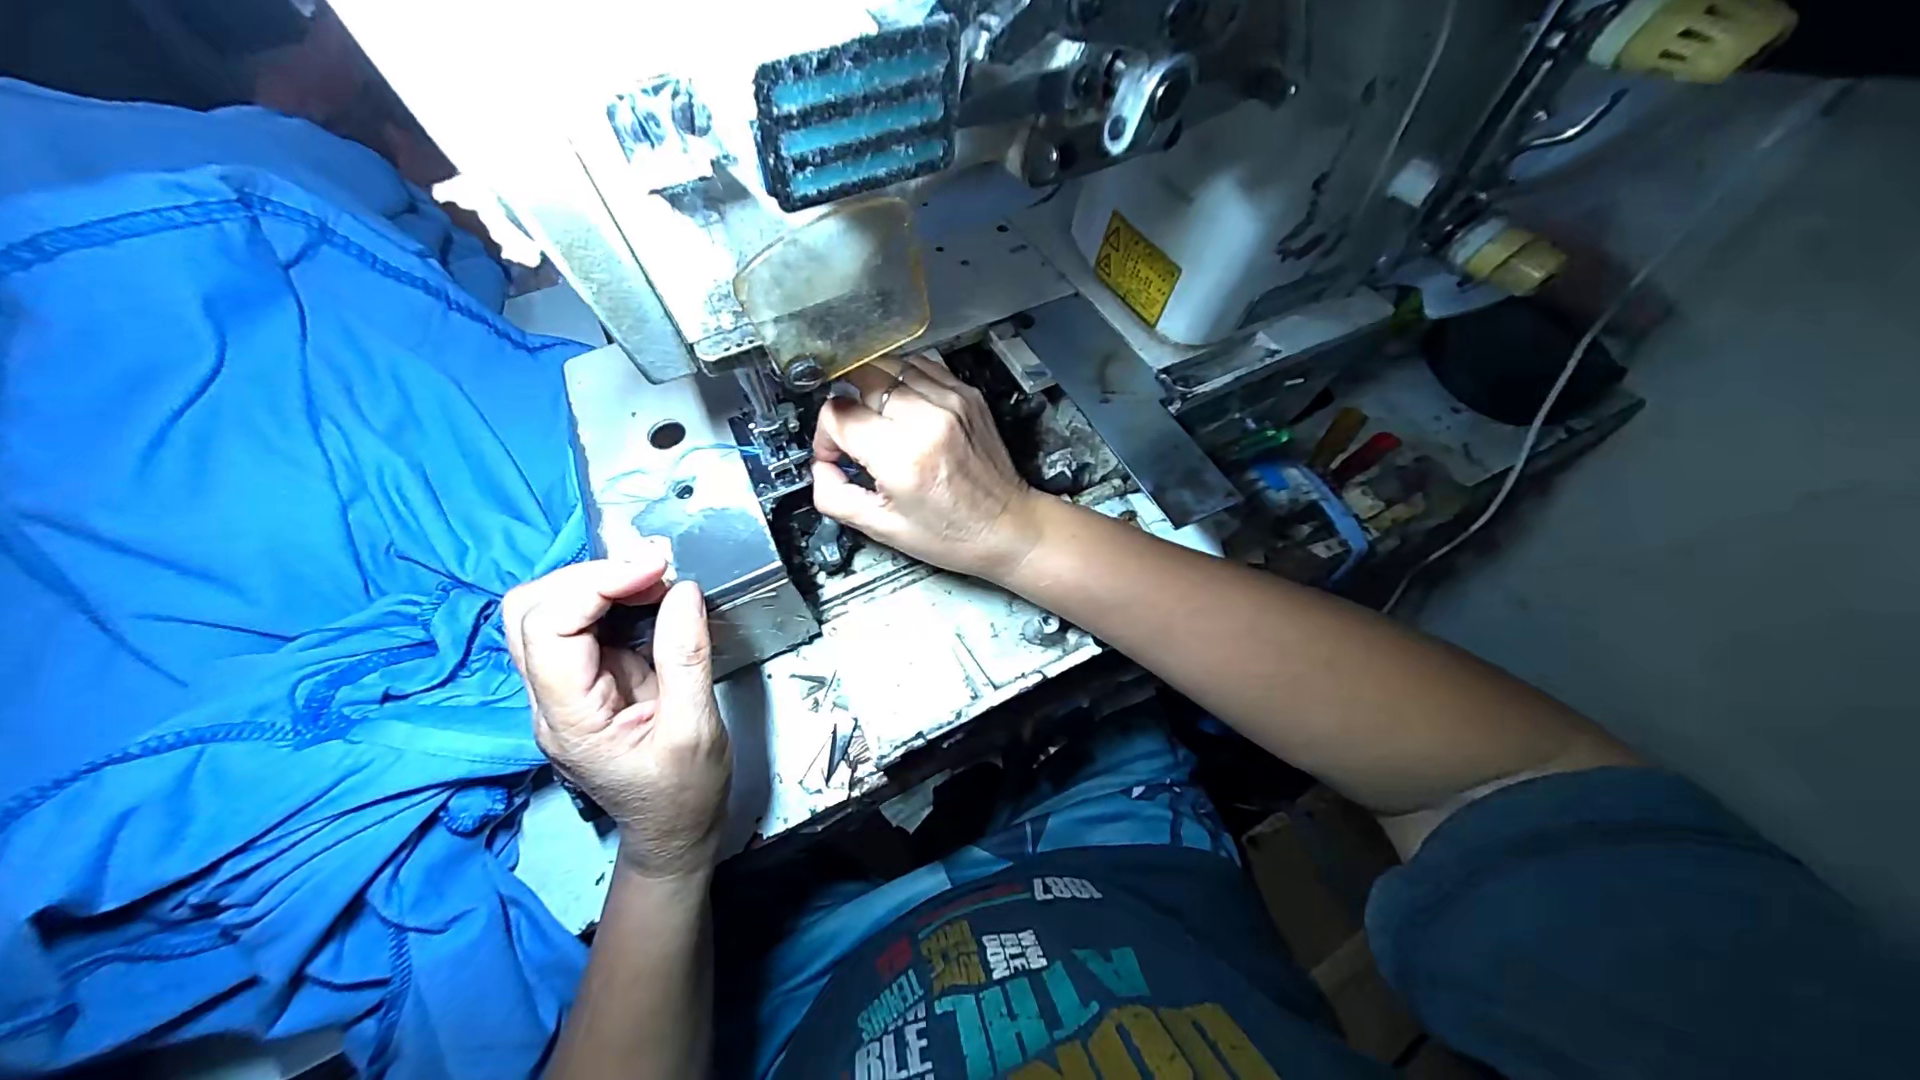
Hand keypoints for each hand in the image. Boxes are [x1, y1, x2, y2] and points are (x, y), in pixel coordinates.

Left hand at [502, 559, 731, 879]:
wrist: (673, 830)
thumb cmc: (683, 793)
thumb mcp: (696, 729)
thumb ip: (685, 657)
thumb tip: (683, 590)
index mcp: (568, 718)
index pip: (549, 628)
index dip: (598, 583)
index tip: (657, 567)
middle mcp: (550, 698)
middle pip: (531, 610)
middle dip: (592, 574)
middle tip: (655, 568)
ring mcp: (563, 688)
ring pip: (548, 610)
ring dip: (599, 580)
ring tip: (655, 575)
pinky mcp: (586, 680)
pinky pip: (582, 623)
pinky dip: (613, 596)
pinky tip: (649, 593)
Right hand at [811, 352, 1045, 580]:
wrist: (1007, 526)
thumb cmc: (951, 533)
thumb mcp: (882, 528)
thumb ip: (834, 496)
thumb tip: (821, 466)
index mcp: (902, 456)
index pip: (838, 413)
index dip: (826, 436)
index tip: (836, 455)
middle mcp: (927, 419)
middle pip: (861, 378)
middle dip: (847, 404)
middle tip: (854, 433)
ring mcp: (951, 401)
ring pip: (890, 365)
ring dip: (872, 387)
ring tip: (877, 418)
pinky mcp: (967, 394)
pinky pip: (922, 365)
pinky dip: (903, 378)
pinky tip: (902, 404)